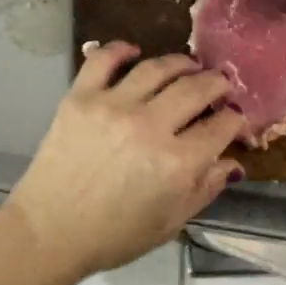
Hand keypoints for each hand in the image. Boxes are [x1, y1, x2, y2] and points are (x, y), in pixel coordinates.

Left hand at [0, 41, 244, 278]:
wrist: (51, 228)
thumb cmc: (114, 235)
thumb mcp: (170, 223)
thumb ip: (204, 189)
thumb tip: (231, 162)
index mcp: (177, 164)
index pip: (219, 128)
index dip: (233, 119)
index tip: (234, 115)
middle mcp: (150, 126)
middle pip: (193, 89)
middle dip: (215, 83)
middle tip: (220, 82)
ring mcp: (113, 105)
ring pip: (156, 68)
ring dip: (179, 63)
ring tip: (187, 65)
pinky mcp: (81, 96)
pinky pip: (103, 60)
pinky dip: (121, 49)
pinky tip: (133, 51)